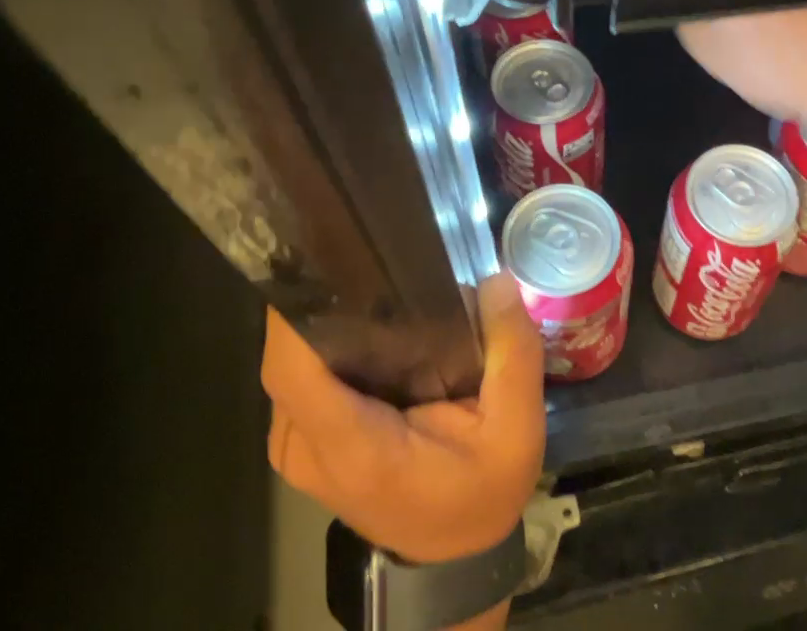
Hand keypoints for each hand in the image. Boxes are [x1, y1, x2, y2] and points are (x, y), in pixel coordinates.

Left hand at [263, 273, 545, 563]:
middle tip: (374, 257)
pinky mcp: (300, 442)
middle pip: (288, 356)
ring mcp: (295, 448)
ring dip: (324, 322)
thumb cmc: (482, 493)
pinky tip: (368, 325)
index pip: (294, 370)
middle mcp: (307, 448)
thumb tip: (497, 279)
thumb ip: (512, 355)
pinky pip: (299, 378)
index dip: (295, 312)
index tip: (326, 258)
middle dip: (322, 302)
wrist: (452, 549)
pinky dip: (325, 346)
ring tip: (375, 283)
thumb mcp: (517, 429)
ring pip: (290, 362)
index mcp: (354, 447)